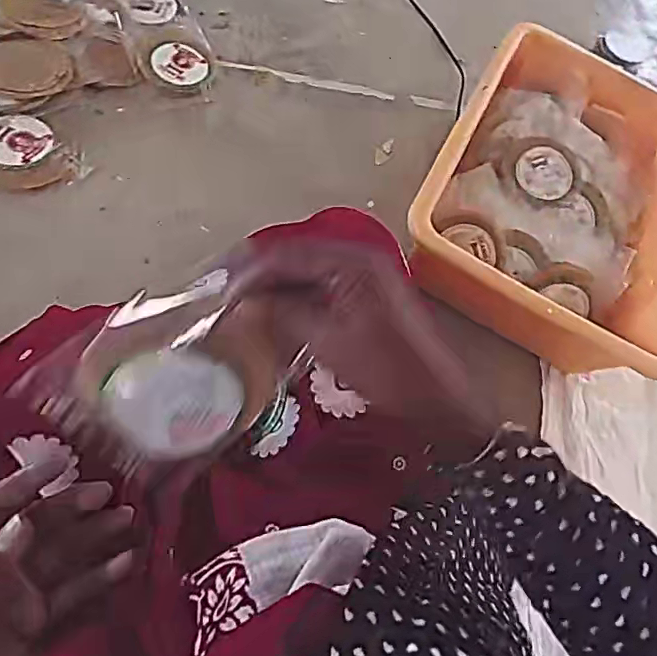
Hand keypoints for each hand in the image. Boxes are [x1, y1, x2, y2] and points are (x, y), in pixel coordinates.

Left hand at [0, 462, 139, 655]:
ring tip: (127, 525)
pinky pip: (74, 604)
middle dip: (73, 508)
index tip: (58, 463)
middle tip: (106, 494)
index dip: (23, 485)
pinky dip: (102, 584)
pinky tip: (124, 569)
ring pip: (64, 562)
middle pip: (38, 531)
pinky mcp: (35, 637)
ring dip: (96, 541)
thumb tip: (20, 523)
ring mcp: (15, 607)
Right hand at [232, 239, 497, 452]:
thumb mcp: (330, 343)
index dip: (248, 272)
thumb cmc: (389, 372)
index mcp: (353, 261)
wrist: (440, 402)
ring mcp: (366, 277)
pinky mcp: (367, 297)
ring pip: (307, 274)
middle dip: (259, 278)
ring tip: (240, 309)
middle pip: (296, 259)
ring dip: (275, 289)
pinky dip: (296, 300)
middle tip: (224, 299)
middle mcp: (360, 259)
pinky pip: (321, 289)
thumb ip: (284, 315)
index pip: (287, 253)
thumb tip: (244, 303)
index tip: (217, 291)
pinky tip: (275, 318)